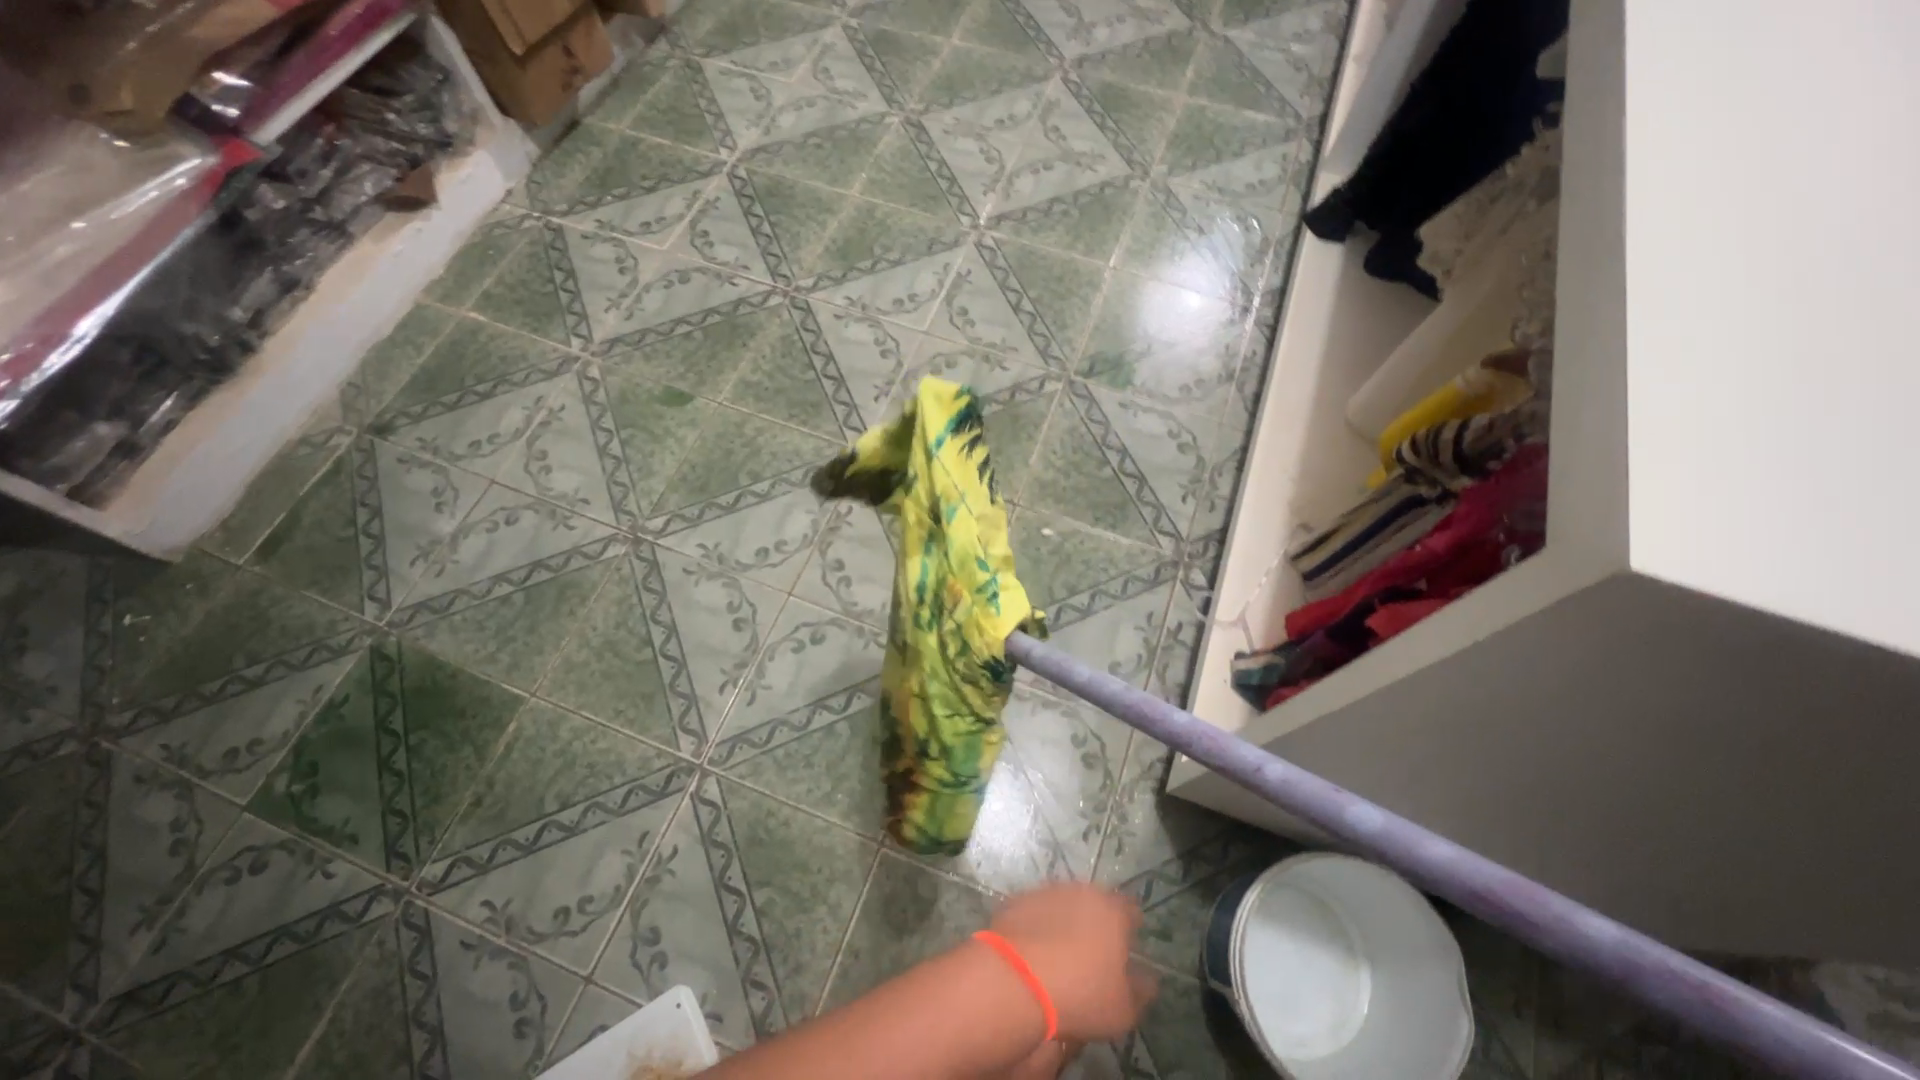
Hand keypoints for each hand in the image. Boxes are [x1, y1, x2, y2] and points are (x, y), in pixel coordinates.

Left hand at [986, 884, 1158, 1042]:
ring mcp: (1044, 893)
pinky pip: (1034, 913)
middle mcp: (1080, 891)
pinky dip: (1036, 927)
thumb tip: (1146, 979)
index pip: (1130, 910)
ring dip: (1064, 922)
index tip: (1125, 948)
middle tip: (1091, 952)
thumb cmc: (1079, 994)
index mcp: (1113, 911)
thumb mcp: (1122, 1009)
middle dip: (1096, 922)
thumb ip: (1140, 991)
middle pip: (1095, 902)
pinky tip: (1032, 952)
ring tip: (1058, 954)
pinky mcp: (1015, 902)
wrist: (1014, 980)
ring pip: (1063, 904)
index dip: (1130, 928)